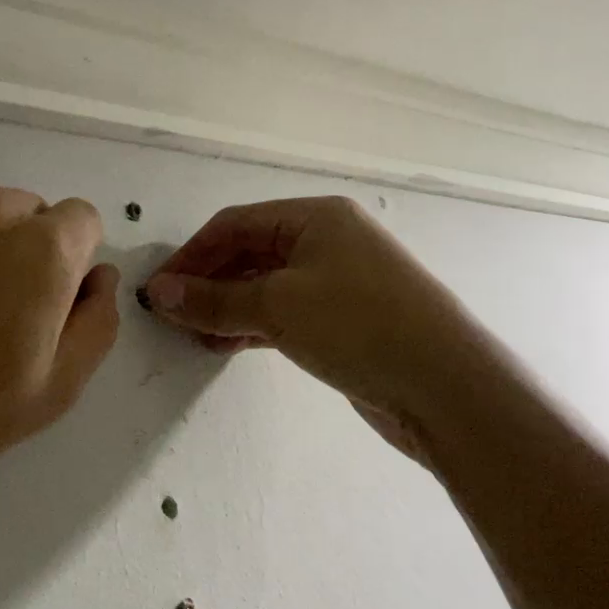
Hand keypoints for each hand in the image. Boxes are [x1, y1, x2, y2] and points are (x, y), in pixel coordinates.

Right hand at [140, 197, 497, 461]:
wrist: (452, 391)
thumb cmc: (360, 327)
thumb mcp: (277, 307)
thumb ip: (213, 300)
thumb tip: (157, 294)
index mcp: (316, 218)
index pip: (235, 224)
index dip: (191, 255)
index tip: (158, 290)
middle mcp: (329, 241)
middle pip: (250, 253)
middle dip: (208, 283)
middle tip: (172, 316)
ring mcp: (342, 281)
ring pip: (266, 285)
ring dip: (227, 308)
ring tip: (195, 337)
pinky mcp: (348, 321)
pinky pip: (286, 312)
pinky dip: (253, 325)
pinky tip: (227, 345)